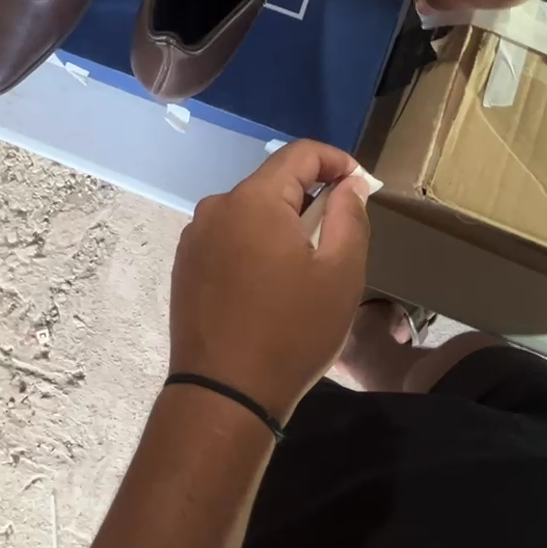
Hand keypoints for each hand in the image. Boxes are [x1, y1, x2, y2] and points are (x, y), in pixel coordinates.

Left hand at [169, 141, 379, 420]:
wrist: (224, 394)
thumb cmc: (291, 333)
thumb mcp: (340, 274)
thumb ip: (349, 216)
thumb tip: (350, 182)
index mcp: (254, 200)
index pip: (300, 153)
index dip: (337, 161)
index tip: (361, 186)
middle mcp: (217, 205)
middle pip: (273, 181)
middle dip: (310, 197)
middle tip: (338, 236)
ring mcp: (195, 235)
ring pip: (250, 211)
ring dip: (281, 223)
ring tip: (304, 267)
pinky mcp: (186, 262)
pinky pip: (229, 236)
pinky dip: (254, 244)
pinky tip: (268, 284)